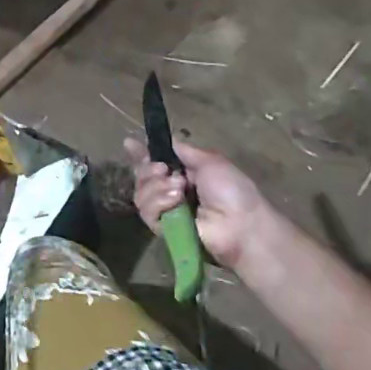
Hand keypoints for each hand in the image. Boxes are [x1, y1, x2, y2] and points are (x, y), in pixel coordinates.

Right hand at [126, 137, 284, 272]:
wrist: (240, 225)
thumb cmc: (231, 190)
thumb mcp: (209, 161)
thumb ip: (183, 150)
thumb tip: (166, 139)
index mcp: (184, 174)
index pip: (154, 162)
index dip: (141, 154)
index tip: (129, 144)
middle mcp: (172, 191)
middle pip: (142, 176)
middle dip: (149, 169)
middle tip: (164, 169)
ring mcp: (167, 211)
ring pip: (141, 194)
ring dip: (156, 187)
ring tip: (179, 188)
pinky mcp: (163, 230)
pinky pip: (147, 212)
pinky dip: (158, 203)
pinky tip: (175, 201)